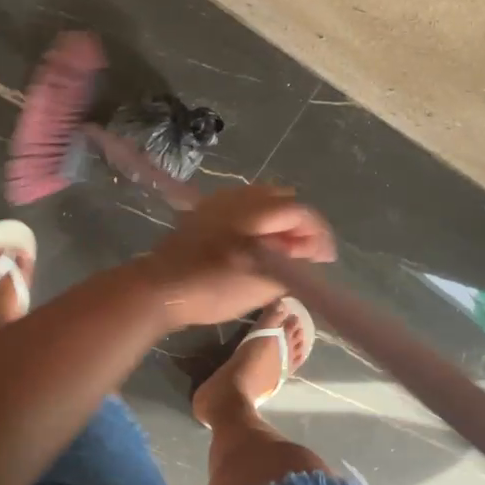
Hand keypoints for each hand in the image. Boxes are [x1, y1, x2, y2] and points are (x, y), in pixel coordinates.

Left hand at [140, 184, 335, 327]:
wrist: (159, 287)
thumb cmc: (212, 287)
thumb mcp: (261, 283)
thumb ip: (293, 266)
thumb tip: (311, 253)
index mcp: (254, 210)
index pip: (299, 210)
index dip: (317, 233)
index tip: (325, 258)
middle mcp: (237, 197)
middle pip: (281, 199)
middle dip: (298, 224)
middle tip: (303, 255)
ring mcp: (218, 202)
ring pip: (260, 201)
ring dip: (276, 222)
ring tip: (281, 254)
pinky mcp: (204, 212)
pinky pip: (241, 208)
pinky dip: (256, 222)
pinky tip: (255, 247)